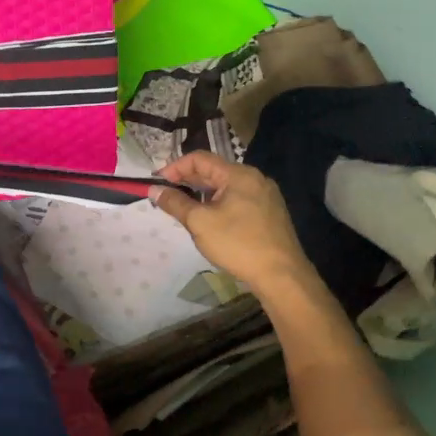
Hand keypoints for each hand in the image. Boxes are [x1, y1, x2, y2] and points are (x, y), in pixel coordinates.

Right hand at [150, 151, 312, 292]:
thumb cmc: (238, 243)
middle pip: (213, 171)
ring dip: (200, 194)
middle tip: (166, 196)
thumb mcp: (199, 222)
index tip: (157, 183)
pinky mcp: (269, 213)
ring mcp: (265, 196)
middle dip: (186, 181)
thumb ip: (174, 202)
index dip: (175, 167)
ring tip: (183, 209)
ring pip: (224, 187)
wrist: (282, 276)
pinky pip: (236, 199)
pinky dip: (217, 203)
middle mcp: (254, 179)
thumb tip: (153, 189)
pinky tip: (208, 219)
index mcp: (239, 175)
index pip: (199, 159)